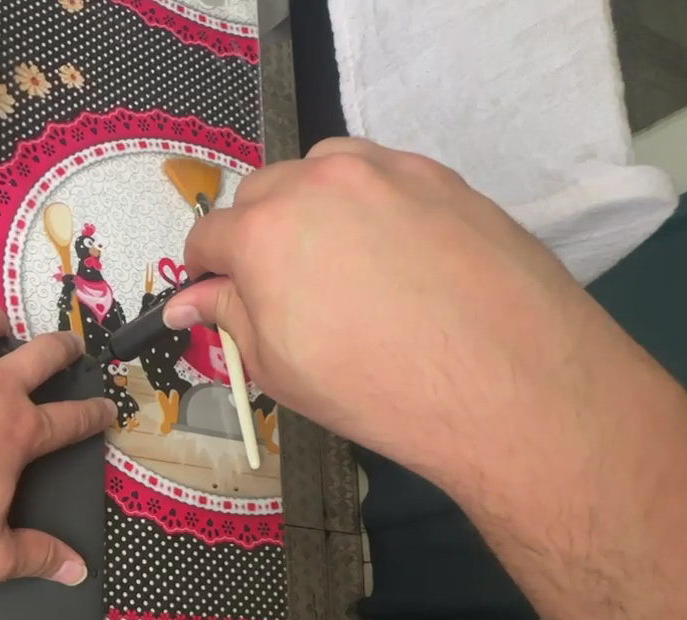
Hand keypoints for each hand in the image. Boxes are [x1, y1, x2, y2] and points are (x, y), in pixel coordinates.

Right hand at [160, 138, 623, 480]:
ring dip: (302, 204)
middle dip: (249, 233)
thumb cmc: (367, 384)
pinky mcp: (441, 175)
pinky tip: (380, 252)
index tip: (215, 300)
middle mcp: (318, 183)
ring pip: (317, 168)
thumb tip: (186, 303)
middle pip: (258, 192)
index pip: (206, 236)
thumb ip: (226, 317)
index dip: (202, 273)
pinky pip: (378, 172)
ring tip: (324, 258)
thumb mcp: (273, 364)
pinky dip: (360, 201)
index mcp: (263, 232)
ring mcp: (386, 170)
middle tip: (270, 286)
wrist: (500, 379)